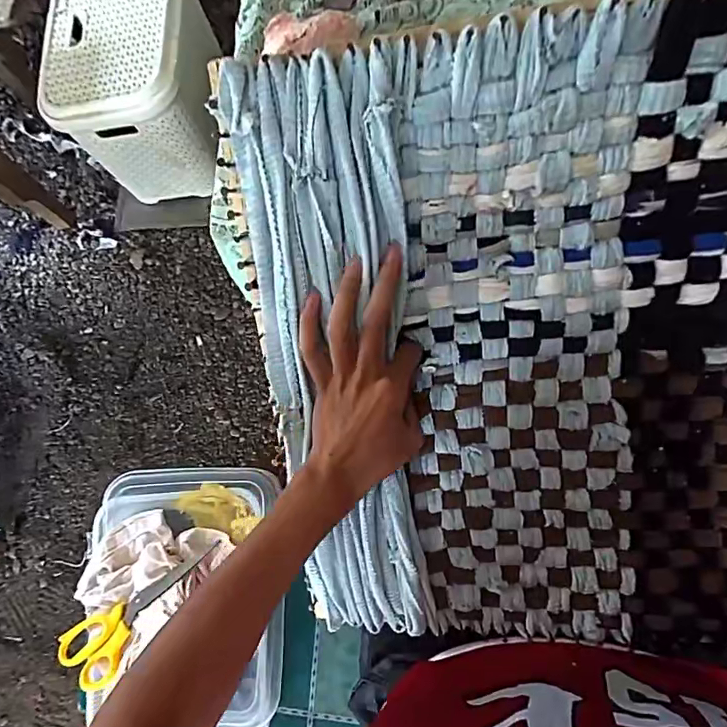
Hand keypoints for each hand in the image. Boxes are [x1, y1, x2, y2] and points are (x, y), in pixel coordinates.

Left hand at [299, 245, 424, 509]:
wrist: (336, 473)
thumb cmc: (376, 460)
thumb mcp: (411, 439)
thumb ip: (414, 408)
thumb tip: (408, 389)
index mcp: (393, 387)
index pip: (411, 352)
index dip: (417, 348)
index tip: (415, 353)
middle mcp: (366, 372)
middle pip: (378, 320)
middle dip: (387, 283)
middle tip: (391, 253)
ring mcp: (340, 374)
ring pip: (343, 325)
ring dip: (348, 292)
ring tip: (355, 263)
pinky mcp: (321, 380)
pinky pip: (312, 347)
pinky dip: (309, 322)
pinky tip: (312, 297)